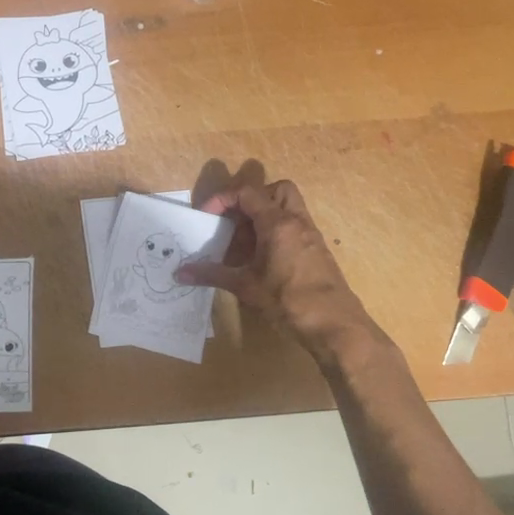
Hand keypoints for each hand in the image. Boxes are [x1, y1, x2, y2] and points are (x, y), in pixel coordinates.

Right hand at [177, 181, 378, 358]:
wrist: (333, 324)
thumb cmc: (287, 300)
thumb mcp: (244, 286)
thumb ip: (211, 275)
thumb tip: (179, 274)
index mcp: (278, 224)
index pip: (248, 193)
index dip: (223, 199)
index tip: (207, 217)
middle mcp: (297, 222)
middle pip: (277, 190)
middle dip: (252, 199)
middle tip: (234, 221)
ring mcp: (310, 236)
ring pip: (287, 209)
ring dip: (263, 218)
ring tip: (243, 245)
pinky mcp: (316, 251)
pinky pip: (293, 228)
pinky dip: (274, 234)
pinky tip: (260, 260)